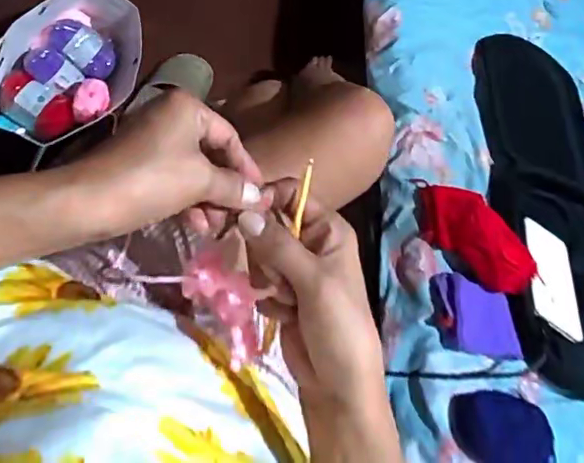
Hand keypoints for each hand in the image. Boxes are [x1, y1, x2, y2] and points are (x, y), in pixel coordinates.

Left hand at [68, 89, 267, 238]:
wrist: (89, 199)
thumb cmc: (151, 180)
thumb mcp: (200, 182)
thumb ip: (233, 186)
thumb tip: (259, 196)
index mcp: (187, 106)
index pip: (230, 136)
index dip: (247, 168)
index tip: (260, 198)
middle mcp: (170, 113)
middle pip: (211, 151)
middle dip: (225, 186)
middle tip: (235, 218)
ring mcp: (152, 135)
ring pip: (192, 166)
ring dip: (207, 196)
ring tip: (212, 227)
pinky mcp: (138, 159)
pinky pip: (173, 174)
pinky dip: (186, 196)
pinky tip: (193, 223)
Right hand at [238, 181, 385, 412]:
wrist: (340, 389)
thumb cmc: (338, 325)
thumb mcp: (313, 281)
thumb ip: (278, 244)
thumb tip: (244, 213)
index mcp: (329, 229)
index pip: (292, 193)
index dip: (268, 198)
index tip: (245, 213)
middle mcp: (312, 242)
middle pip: (270, 222)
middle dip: (266, 249)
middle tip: (276, 275)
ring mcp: (296, 269)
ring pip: (261, 251)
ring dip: (266, 275)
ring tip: (284, 299)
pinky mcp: (283, 292)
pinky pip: (259, 277)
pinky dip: (265, 294)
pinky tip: (281, 313)